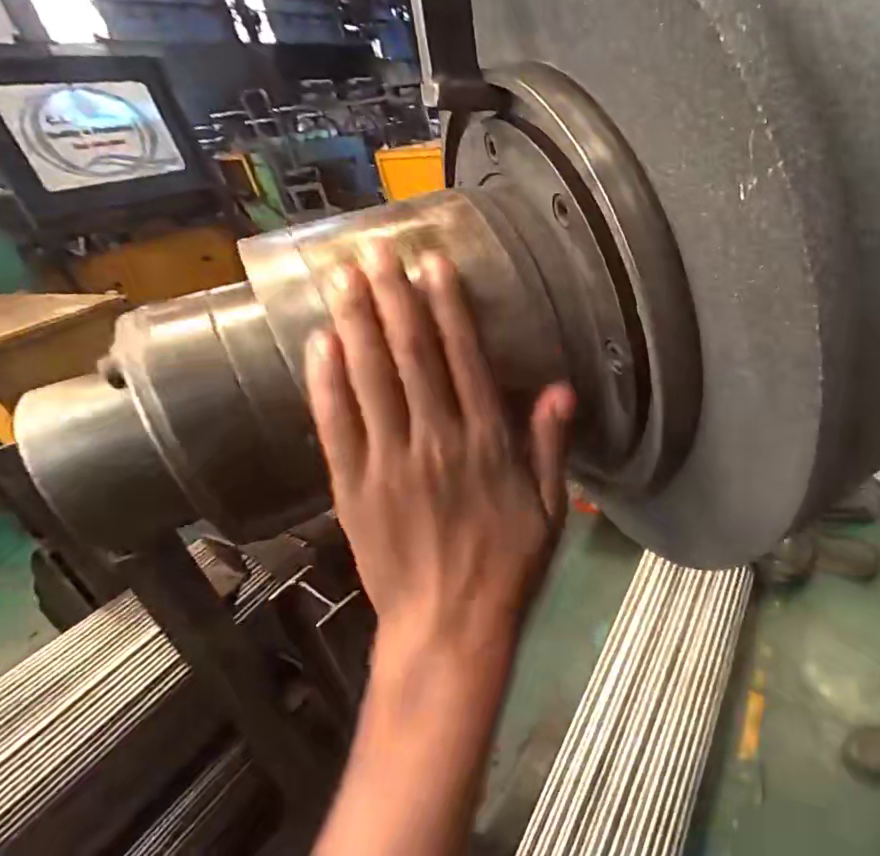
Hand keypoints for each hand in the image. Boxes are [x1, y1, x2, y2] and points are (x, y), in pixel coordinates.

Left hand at [304, 239, 575, 651]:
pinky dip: (325, 381)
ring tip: (341, 278)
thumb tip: (560, 389)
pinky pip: (336, 425)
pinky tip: (319, 344)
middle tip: (374, 252)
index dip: (447, 308)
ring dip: (355, 324)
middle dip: (391, 299)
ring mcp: (388, 462)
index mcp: (485, 443)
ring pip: (369, 380)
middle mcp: (435, 440)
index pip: (463, 359)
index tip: (432, 267)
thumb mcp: (551, 507)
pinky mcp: (352, 487)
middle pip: (410, 356)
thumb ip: (551, 446)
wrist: (447, 628)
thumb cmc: (508, 565)